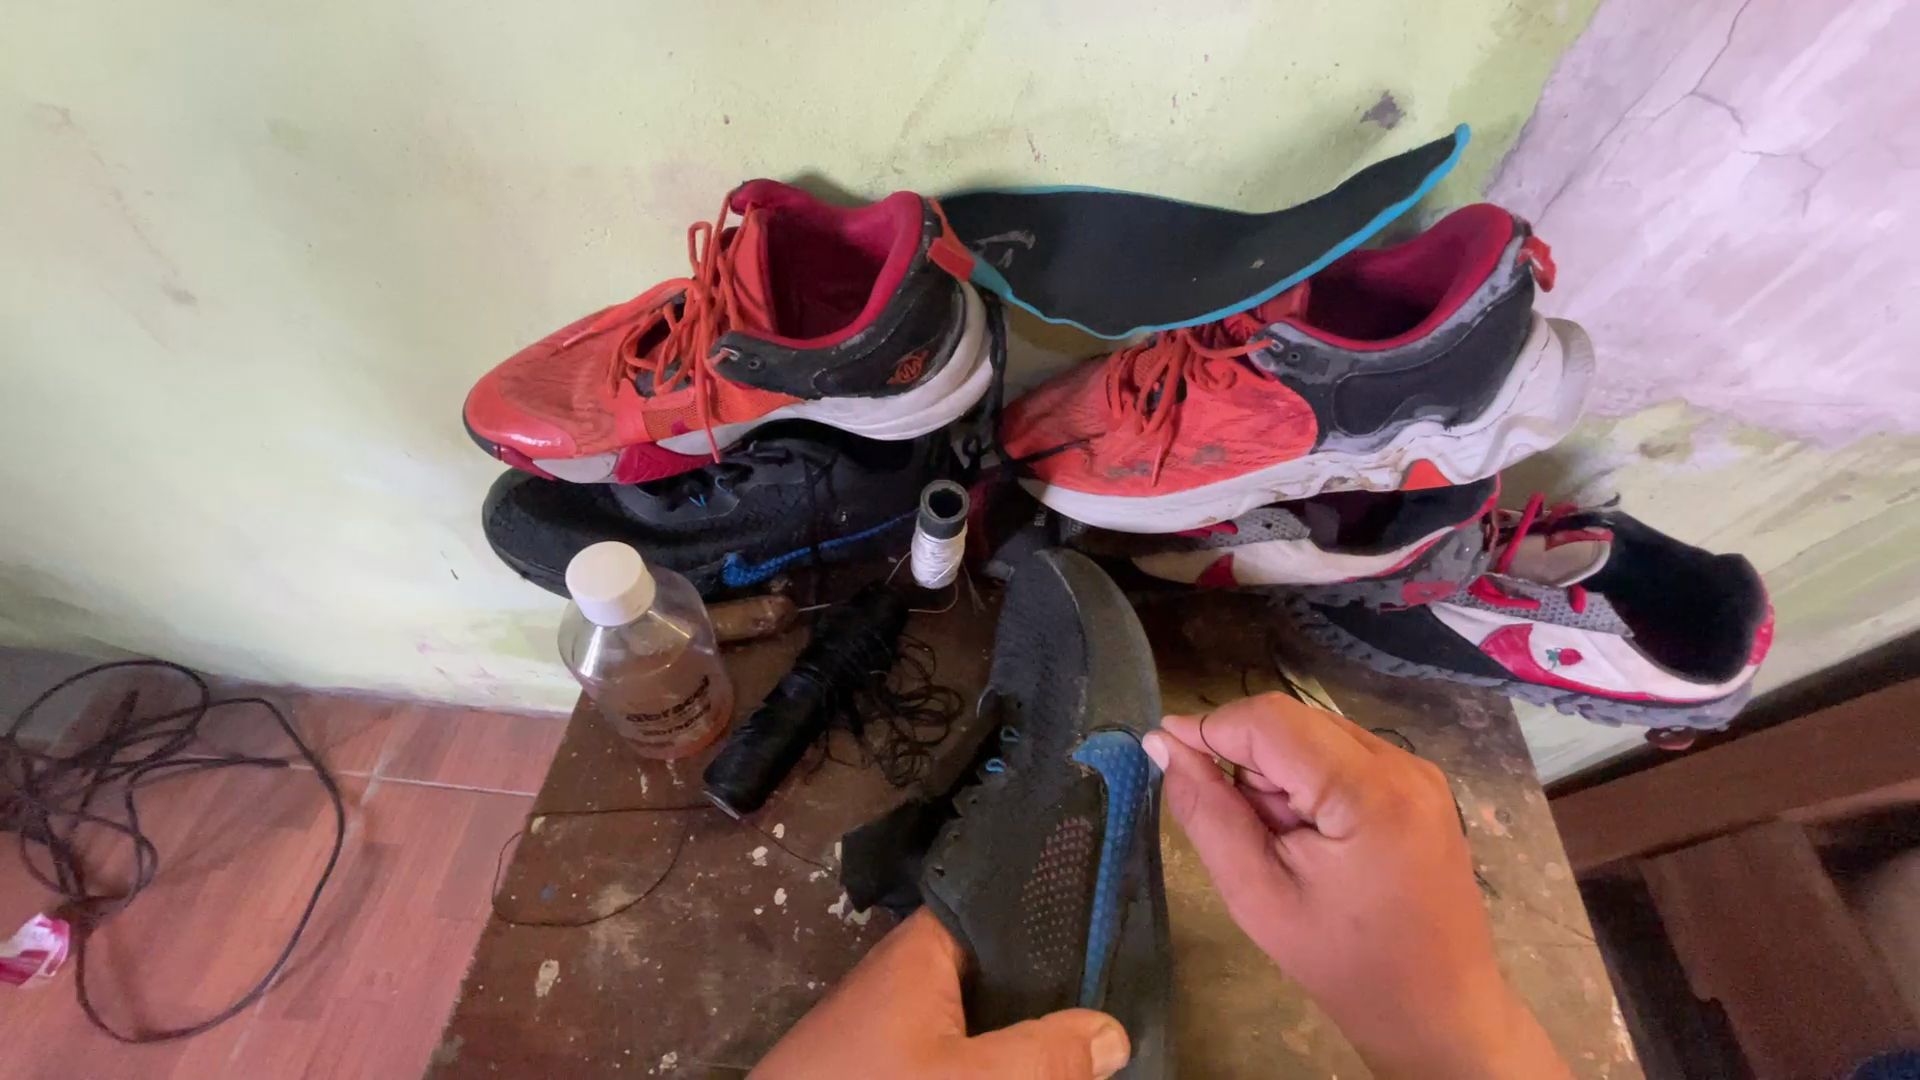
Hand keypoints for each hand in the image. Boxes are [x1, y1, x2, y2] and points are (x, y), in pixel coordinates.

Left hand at [753, 908, 1130, 1079]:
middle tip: (1106, 985)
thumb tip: (1114, 1031)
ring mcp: (891, 1012)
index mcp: (924, 947)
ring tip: (1077, 1024)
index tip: (1106, 921)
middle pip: (991, 959)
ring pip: (971, 1002)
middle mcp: (907, 967)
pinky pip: (946, 1033)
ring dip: (1013, 1018)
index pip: (997, 905)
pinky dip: (983, 1045)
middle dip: (1042, 979)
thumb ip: (1044, 1056)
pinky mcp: (882, 1052)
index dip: (1050, 913)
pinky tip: (1016, 1058)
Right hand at [1142, 694, 1571, 1079]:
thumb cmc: (1343, 962)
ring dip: (1272, 768)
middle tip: (1241, 823)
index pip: (1268, 721)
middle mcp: (1400, 763)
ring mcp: (1414, 768)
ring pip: (1307, 730)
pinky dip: (1301, 774)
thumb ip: (1204, 809)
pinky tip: (1309, 829)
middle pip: (1289, 720)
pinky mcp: (1415, 780)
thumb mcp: (1255, 892)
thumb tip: (1162, 742)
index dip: (1210, 727)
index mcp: (1370, 792)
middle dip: (1244, 758)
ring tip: (1281, 836)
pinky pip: (1333, 748)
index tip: (1164, 749)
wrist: (1439, 1015)